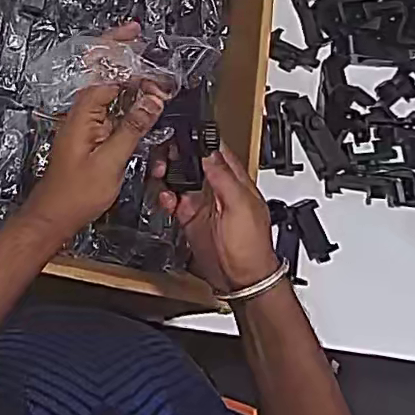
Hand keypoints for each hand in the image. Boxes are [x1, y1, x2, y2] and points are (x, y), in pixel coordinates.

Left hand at [18, 25, 168, 240]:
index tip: (156, 67)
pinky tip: (139, 96)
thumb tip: (153, 100)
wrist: (53, 215)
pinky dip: (125, 95)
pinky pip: (108, 104)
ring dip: (125, 73)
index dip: (133, 66)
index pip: (108, 73)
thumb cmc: (75, 193)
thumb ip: (133, 128)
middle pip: (100, 69)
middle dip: (119, 49)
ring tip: (145, 60)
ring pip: (106, 86)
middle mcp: (81, 111)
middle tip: (139, 35)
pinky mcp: (90, 132)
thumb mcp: (110, 161)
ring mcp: (85, 120)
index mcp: (83, 112)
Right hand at [154, 143, 280, 293]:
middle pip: (194, 162)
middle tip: (166, 156)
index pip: (216, 150)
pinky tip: (167, 200)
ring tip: (162, 175)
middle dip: (178, 156)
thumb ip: (224, 179)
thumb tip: (209, 154)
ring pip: (180, 179)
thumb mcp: (241, 207)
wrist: (242, 281)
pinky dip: (166, 198)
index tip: (183, 134)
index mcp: (235, 180)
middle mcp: (217, 188)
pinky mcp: (190, 218)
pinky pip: (173, 201)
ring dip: (169, 175)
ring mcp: (203, 203)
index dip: (200, 140)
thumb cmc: (252, 246)